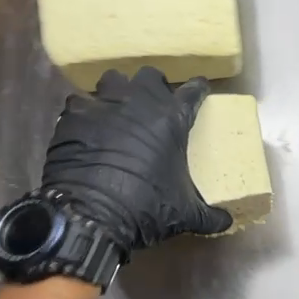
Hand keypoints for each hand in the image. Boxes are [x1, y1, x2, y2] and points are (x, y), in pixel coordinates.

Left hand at [40, 67, 233, 259]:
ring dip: (119, 92)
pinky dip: (86, 113)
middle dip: (154, 87)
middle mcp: (138, 102)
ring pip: (113, 80)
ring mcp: (103, 105)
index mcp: (172, 119)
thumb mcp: (186, 215)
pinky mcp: (72, 116)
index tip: (200, 89)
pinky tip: (87, 129)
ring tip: (119, 110)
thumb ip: (209, 216)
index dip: (198, 89)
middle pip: (150, 76)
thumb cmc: (147, 207)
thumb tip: (225, 222)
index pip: (192, 92)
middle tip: (155, 105)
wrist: (91, 213)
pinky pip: (81, 104)